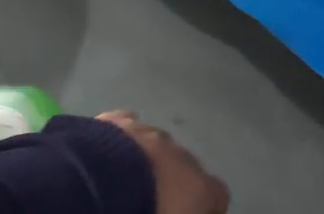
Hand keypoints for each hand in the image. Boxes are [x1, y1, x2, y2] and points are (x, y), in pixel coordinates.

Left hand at [97, 111, 229, 213]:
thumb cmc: (146, 211)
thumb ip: (184, 208)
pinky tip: (116, 149)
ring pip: (157, 144)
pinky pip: (128, 127)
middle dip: (176, 179)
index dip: (208, 205)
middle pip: (186, 166)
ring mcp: (150, 131)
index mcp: (200, 186)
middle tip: (159, 196)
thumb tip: (178, 204)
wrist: (104, 183)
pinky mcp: (120, 119)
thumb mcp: (176, 213)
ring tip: (134, 177)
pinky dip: (127, 138)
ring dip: (151, 158)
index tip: (195, 210)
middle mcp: (180, 153)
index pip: (218, 194)